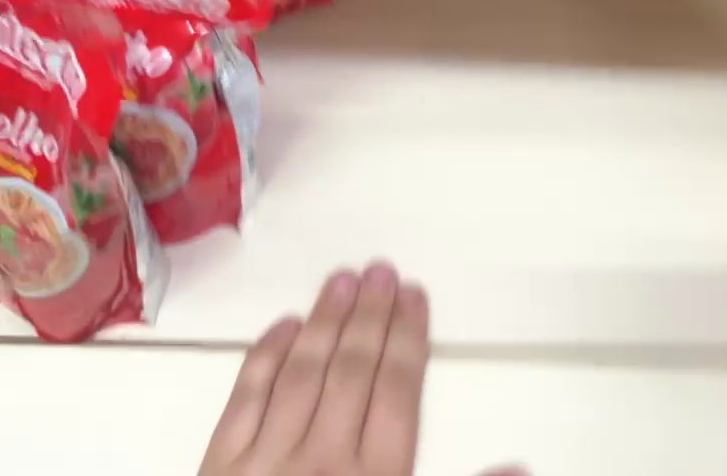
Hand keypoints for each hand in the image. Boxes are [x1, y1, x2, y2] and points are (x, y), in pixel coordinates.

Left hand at [199, 262, 430, 475]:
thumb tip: (507, 458)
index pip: (397, 393)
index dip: (407, 337)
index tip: (412, 293)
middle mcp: (323, 463)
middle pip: (352, 371)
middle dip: (370, 314)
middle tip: (380, 270)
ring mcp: (265, 463)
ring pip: (302, 373)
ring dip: (325, 321)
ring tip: (342, 279)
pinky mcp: (220, 467)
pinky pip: (246, 399)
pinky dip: (266, 356)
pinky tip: (285, 324)